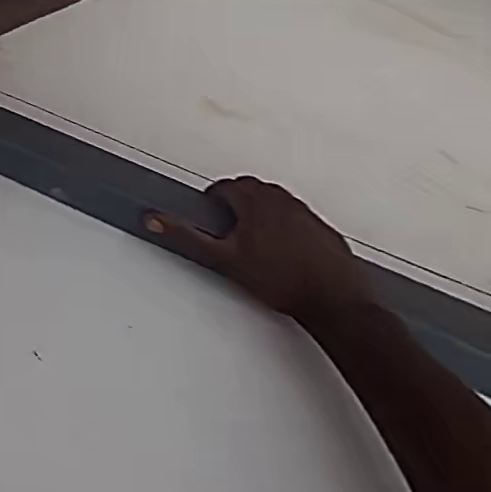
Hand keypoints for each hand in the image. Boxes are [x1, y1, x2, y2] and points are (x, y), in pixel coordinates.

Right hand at [146, 177, 372, 321]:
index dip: (214, 197)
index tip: (212, 209)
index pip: (226, 185)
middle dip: (237, 199)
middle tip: (229, 220)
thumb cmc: (283, 282)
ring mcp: (306, 214)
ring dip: (262, 208)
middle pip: (252, 187)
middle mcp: (282, 201)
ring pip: (276, 199)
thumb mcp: (222, 259)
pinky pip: (300, 216)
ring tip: (254, 234)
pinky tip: (285, 247)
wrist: (335, 306)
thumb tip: (155, 219)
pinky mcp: (325, 230)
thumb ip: (186, 235)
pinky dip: (287, 223)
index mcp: (254, 201)